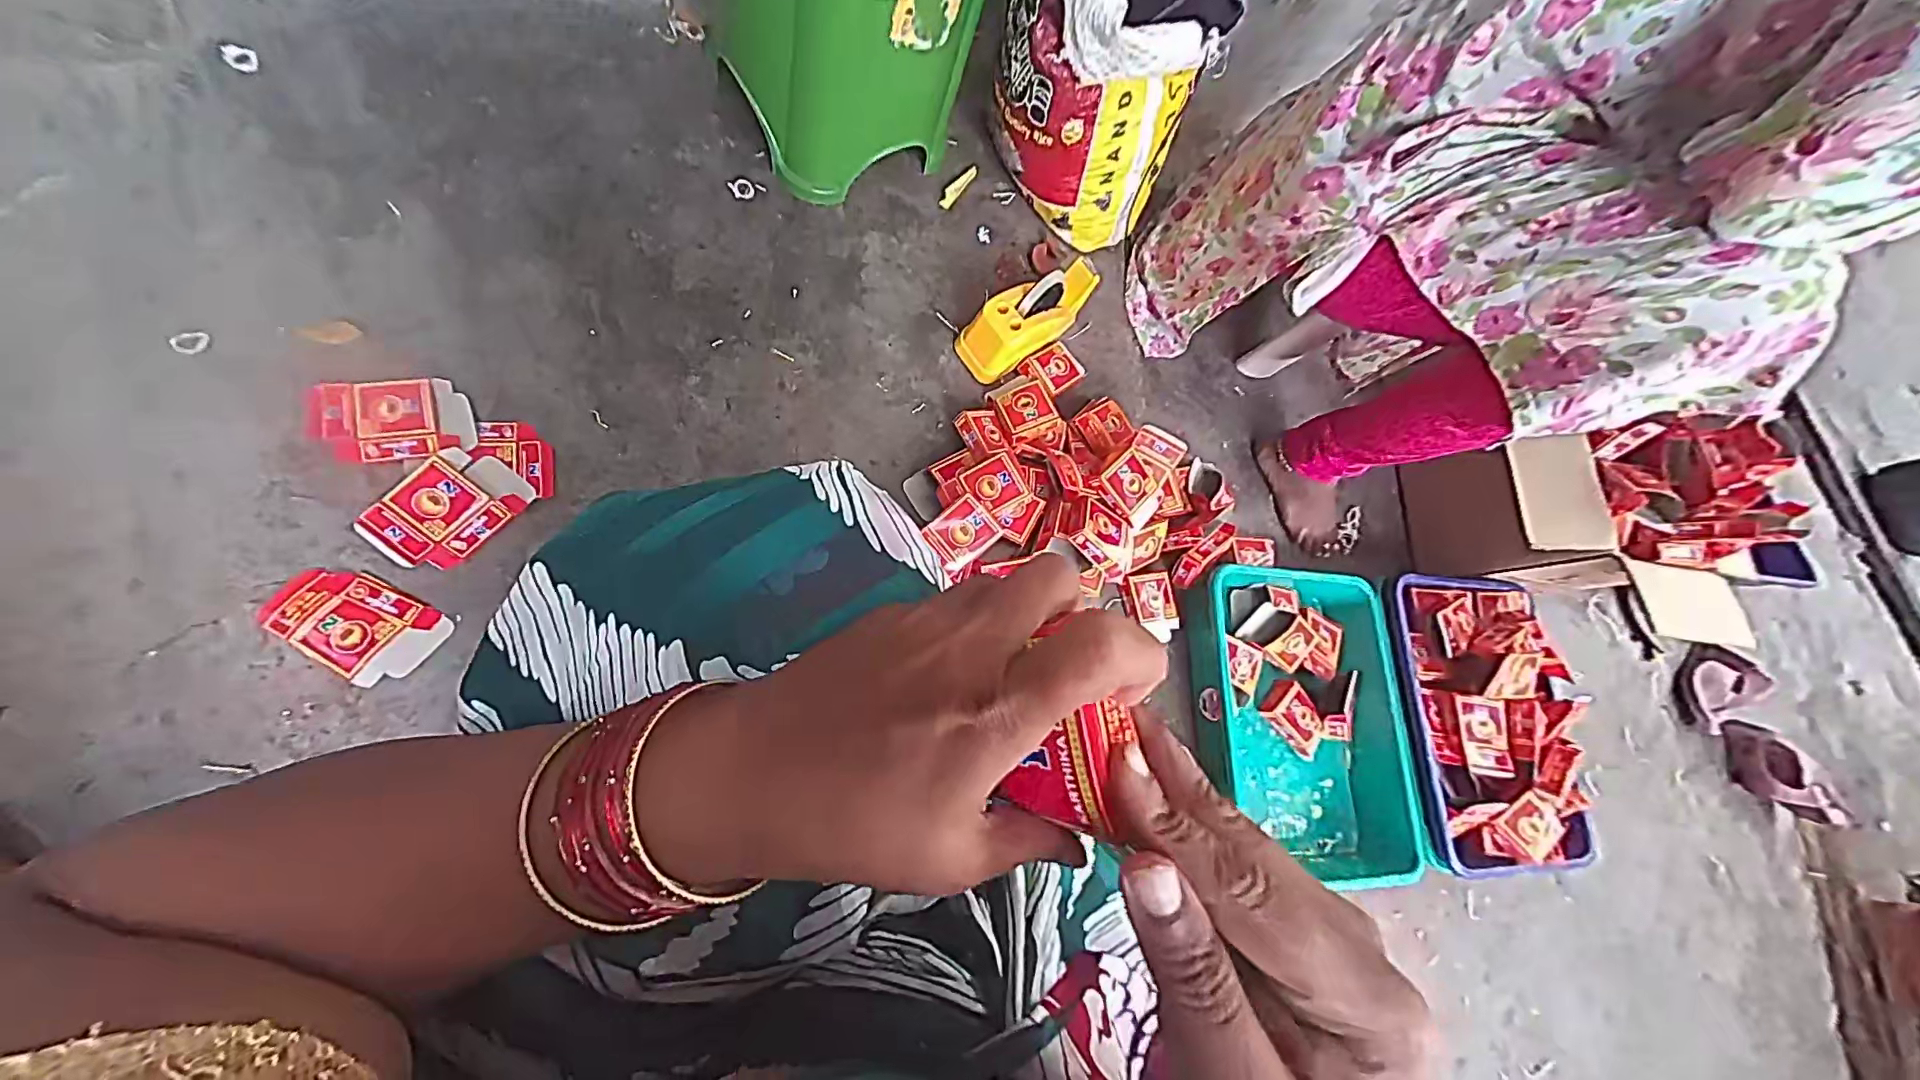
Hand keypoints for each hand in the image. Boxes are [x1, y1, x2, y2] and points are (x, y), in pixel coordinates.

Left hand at [637, 554, 1167, 895]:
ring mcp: (926, 618)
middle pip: (1060, 575)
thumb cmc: (851, 825)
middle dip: (1085, 611)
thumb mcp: (949, 859)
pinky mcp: (892, 611)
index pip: (1097, 645)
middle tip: (1069, 666)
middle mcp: (969, 648)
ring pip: (1009, 579)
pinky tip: (949, 671)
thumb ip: (1028, 840)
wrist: (749, 772)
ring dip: (1032, 613)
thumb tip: (1078, 839)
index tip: (1132, 689)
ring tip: (1010, 668)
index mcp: (994, 715)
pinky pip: (961, 596)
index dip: (1139, 653)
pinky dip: (980, 621)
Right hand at [1110, 718, 1432, 1078]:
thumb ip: (1193, 974)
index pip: (1249, 887)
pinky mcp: (1291, 939)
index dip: (1174, 821)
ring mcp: (1326, 941)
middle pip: (1252, 855)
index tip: (1123, 763)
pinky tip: (1160, 804)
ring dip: (1179, 798)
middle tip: (1130, 722)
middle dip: (1180, 785)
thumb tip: (1146, 868)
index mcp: (1367, 996)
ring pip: (1242, 854)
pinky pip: (1233, 875)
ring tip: (1140, 745)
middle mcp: (1357, 951)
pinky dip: (1185, 836)